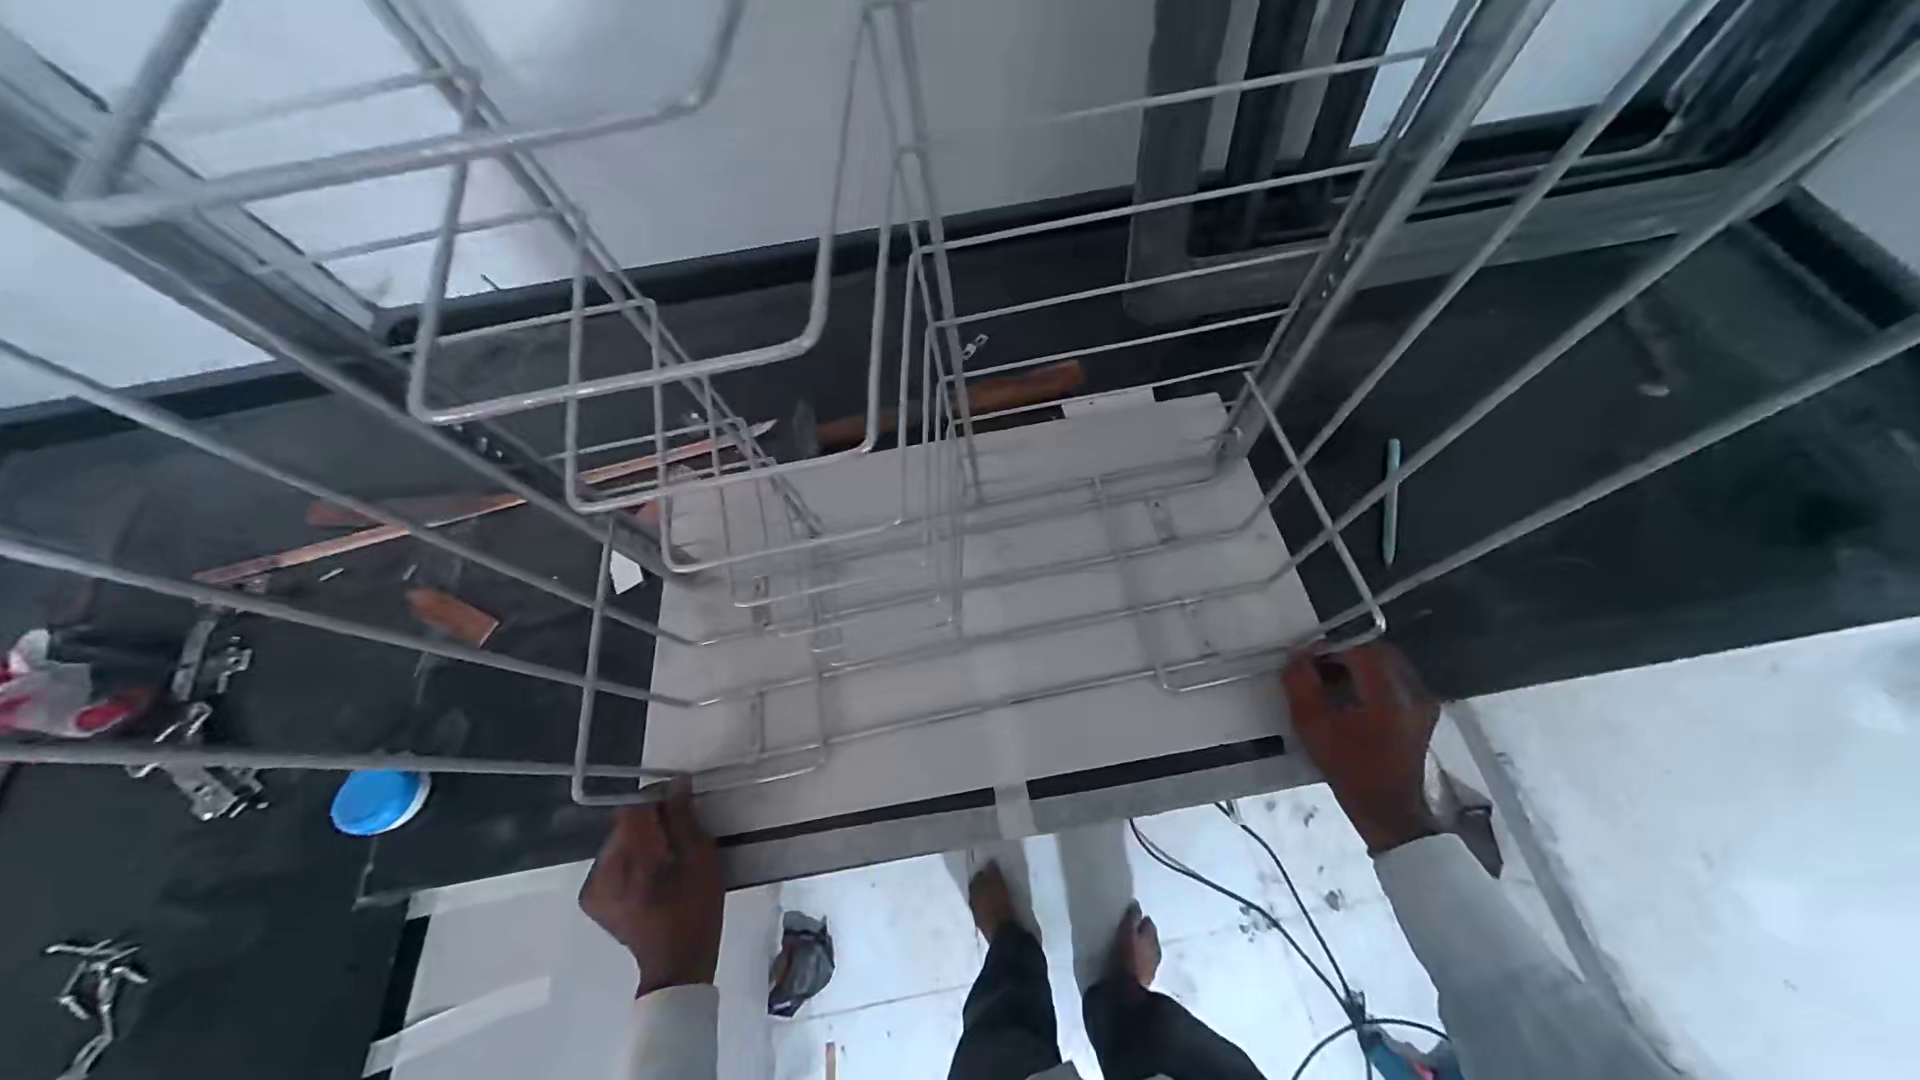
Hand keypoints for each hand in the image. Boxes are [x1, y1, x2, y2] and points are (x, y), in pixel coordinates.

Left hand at [578, 779, 722, 997]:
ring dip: (641, 838)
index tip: (679, 803)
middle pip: (623, 825)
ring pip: (617, 841)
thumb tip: (675, 783)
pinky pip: (611, 860)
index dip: (657, 799)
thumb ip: (684, 818)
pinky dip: (631, 856)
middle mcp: (601, 873)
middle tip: (678, 831)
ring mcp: (592, 888)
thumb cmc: (696, 909)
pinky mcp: (591, 898)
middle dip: (650, 821)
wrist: (676, 963)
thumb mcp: (702, 858)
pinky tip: (650, 871)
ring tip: (666, 853)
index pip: (633, 810)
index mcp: (629, 864)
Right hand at [1282, 642, 1440, 854]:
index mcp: (1389, 695)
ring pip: (1388, 663)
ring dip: (1357, 663)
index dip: (1329, 646)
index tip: (1306, 658)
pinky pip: (1395, 678)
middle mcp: (1414, 692)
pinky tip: (1350, 694)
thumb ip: (1301, 684)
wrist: (1387, 808)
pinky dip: (1371, 677)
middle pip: (1378, 651)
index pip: (1361, 648)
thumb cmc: (1348, 768)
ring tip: (1330, 679)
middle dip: (1344, 652)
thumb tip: (1297, 657)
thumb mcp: (1312, 725)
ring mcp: (1423, 701)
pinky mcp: (1423, 711)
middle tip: (1316, 665)